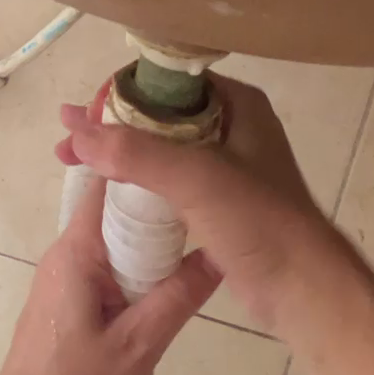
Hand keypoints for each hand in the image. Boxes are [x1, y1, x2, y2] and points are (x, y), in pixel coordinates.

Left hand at [0, 175, 221, 374]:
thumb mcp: (138, 347)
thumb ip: (178, 297)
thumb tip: (220, 252)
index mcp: (75, 250)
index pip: (107, 184)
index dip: (144, 168)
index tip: (185, 163)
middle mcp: (64, 253)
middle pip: (112, 212)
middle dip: (155, 210)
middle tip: (203, 209)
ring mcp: (62, 279)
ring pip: (110, 242)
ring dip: (146, 242)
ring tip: (193, 240)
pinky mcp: (65, 304)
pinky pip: (103, 268)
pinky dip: (132, 268)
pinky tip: (163, 279)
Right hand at [56, 75, 359, 333]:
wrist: (306, 292)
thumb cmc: (259, 220)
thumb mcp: (194, 177)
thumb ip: (134, 152)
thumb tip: (75, 132)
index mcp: (236, 103)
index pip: (166, 82)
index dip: (120, 92)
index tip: (82, 111)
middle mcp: (231, 126)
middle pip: (157, 114)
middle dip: (110, 125)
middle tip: (68, 140)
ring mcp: (226, 165)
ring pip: (159, 148)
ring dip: (119, 152)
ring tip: (74, 160)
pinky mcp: (218, 202)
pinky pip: (167, 179)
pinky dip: (135, 180)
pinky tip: (106, 190)